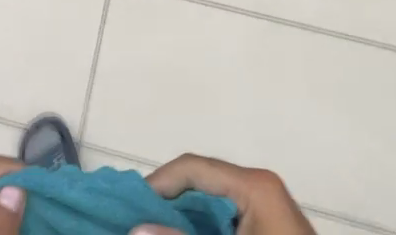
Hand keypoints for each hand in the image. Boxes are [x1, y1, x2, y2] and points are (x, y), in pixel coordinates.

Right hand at [135, 154, 319, 234]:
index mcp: (254, 186)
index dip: (157, 184)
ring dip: (183, 219)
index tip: (128, 209)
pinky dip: (202, 229)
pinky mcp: (267, 228)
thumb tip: (135, 229)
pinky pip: (226, 219)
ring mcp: (266, 208)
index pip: (193, 167)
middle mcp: (259, 187)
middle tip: (137, 224)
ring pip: (211, 203)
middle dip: (167, 203)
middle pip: (201, 182)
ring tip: (155, 232)